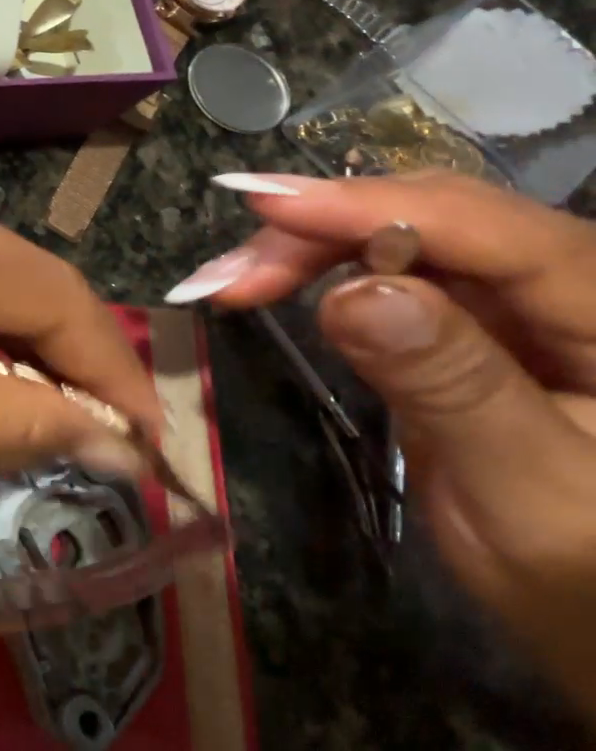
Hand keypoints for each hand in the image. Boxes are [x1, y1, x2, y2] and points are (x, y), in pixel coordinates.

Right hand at [187, 170, 595, 708]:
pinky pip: (393, 273)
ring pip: (408, 237)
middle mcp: (580, 294)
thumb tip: (353, 293)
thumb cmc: (589, 580)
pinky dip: (318, 271)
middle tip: (224, 274)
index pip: (497, 234)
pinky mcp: (478, 327)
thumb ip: (451, 386)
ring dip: (307, 248)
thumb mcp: (528, 493)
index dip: (376, 207)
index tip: (263, 203)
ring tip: (226, 281)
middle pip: (443, 220)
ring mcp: (527, 308)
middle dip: (321, 229)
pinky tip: (266, 281)